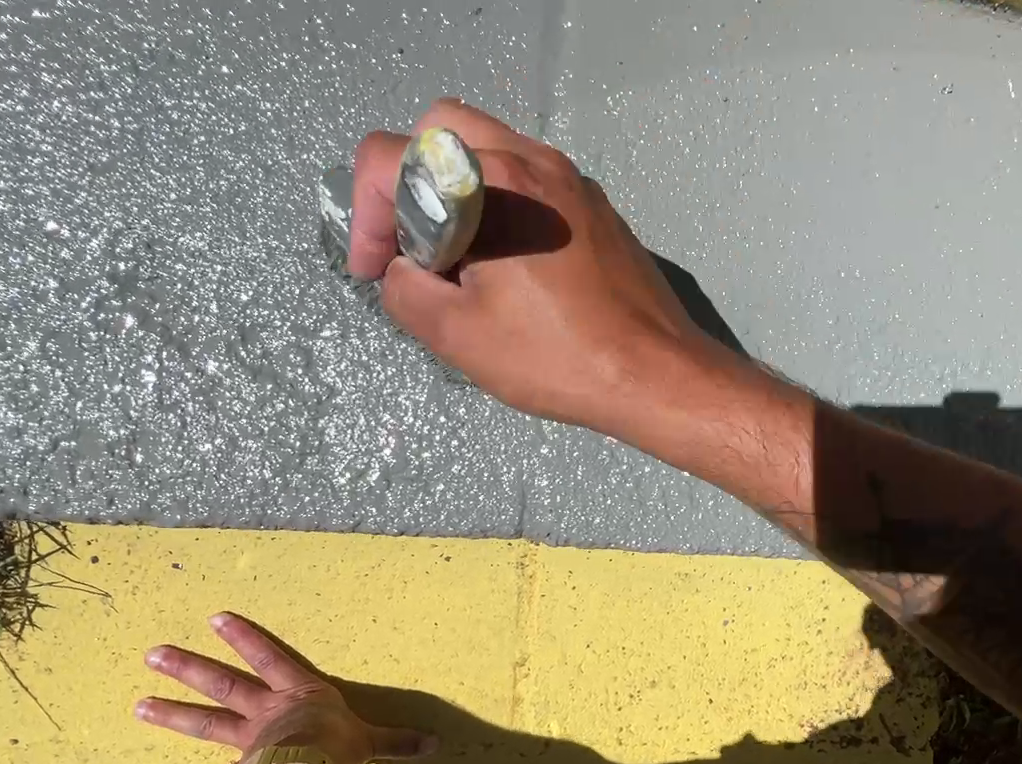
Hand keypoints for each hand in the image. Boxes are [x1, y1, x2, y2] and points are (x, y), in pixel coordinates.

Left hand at [136, 613, 435, 763]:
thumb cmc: (336, 746)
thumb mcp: (372, 740)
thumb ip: (397, 741)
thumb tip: (435, 744)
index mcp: (298, 694)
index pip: (269, 658)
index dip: (245, 638)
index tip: (215, 618)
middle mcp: (267, 711)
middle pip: (223, 685)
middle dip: (189, 669)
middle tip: (152, 655)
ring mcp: (249, 741)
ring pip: (206, 724)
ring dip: (173, 713)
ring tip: (138, 705)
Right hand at [348, 98, 731, 429]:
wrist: (658, 375)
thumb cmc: (560, 357)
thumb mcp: (459, 336)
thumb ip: (405, 291)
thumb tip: (404, 270)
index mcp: (496, 181)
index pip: (391, 157)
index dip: (363, 214)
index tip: (375, 268)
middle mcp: (538, 162)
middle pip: (441, 130)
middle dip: (410, 184)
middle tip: (418, 250)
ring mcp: (576, 183)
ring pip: (492, 153)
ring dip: (459, 195)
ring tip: (466, 265)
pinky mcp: (600, 211)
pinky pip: (533, 185)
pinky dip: (504, 208)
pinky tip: (515, 270)